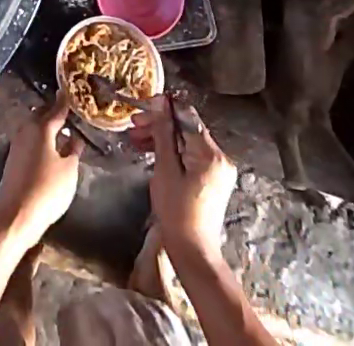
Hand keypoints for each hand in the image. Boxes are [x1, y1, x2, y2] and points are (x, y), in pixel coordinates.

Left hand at [0, 96, 81, 242]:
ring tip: (60, 126)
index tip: (70, 91)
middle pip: (40, 114)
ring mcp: (17, 145)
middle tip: (65, 108)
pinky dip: (40, 137)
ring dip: (45, 124)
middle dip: (52, 110)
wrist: (15, 215)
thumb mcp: (68, 170)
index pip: (56, 109)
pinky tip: (48, 145)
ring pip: (33, 127)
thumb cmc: (47, 189)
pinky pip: (29, 139)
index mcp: (41, 128)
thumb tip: (75, 137)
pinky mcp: (13, 159)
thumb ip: (73, 150)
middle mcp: (26, 131)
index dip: (64, 102)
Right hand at [139, 96, 236, 263]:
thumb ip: (164, 133)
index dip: (164, 107)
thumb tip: (161, 102)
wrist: (192, 251)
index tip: (141, 108)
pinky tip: (150, 152)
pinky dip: (171, 151)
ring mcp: (217, 169)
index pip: (187, 115)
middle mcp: (219, 157)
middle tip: (133, 125)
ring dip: (162, 137)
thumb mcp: (165, 168)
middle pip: (186, 128)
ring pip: (186, 141)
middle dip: (159, 124)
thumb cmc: (176, 211)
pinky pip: (189, 155)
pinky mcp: (211, 178)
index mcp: (211, 153)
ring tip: (136, 138)